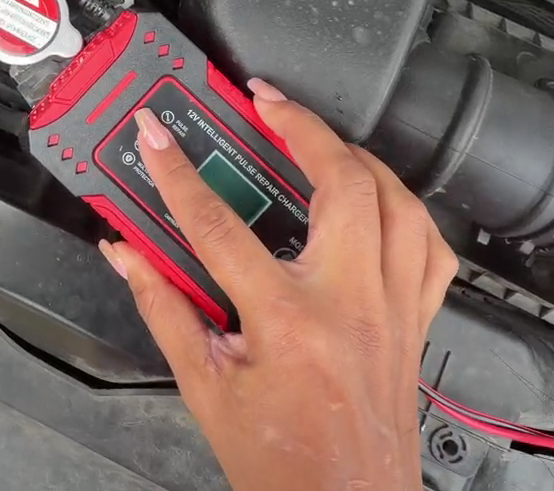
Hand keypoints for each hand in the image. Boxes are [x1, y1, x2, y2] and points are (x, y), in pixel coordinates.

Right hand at [100, 80, 455, 490]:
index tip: (154, 132)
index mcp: (286, 323)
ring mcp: (393, 310)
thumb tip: (125, 253)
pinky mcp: (416, 321)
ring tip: (315, 131)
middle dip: (300, 125)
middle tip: (263, 99)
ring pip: (398, 202)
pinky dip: (403, 204)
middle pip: (341, 184)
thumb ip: (162, 305)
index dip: (177, 171)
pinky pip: (429, 245)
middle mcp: (350, 305)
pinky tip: (375, 192)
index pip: (217, 225)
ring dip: (355, 153)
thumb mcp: (203, 385)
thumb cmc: (279, 462)